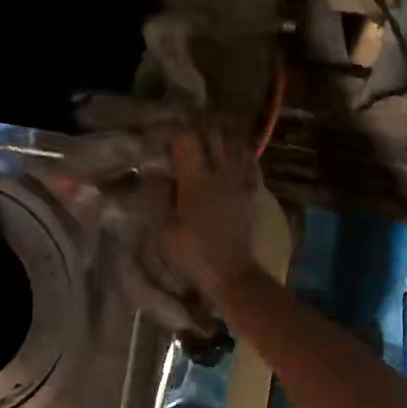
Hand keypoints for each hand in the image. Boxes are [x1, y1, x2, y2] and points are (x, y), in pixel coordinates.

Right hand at [162, 132, 262, 302]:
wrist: (233, 276)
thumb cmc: (194, 257)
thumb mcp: (165, 231)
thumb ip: (159, 195)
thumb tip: (156, 170)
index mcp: (196, 182)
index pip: (185, 139)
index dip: (167, 131)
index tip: (153, 135)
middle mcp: (222, 174)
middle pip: (211, 135)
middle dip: (192, 132)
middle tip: (177, 141)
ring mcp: (241, 182)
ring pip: (233, 143)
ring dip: (216, 139)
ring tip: (202, 146)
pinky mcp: (253, 192)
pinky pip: (250, 160)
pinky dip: (238, 152)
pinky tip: (227, 159)